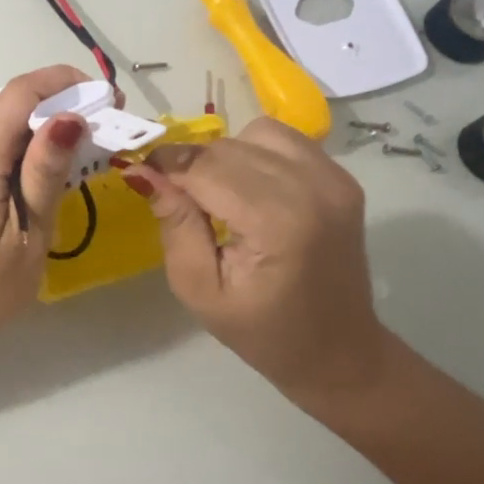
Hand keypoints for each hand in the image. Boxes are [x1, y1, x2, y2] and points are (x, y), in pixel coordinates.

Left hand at [0, 65, 96, 357]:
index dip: (65, 84)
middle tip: (110, 130)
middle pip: (14, 107)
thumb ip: (44, 174)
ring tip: (91, 155)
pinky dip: (29, 152)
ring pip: (7, 128)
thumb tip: (68, 118)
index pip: (19, 94)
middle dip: (64, 106)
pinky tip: (55, 176)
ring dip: (49, 131)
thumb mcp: (27, 236)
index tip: (108, 100)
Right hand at [123, 118, 391, 402]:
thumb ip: (175, 224)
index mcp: (278, 222)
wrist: (338, 349)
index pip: (206, 166)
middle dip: (193, 164)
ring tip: (218, 195)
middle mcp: (312, 188)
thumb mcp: (200, 289)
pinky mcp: (341, 177)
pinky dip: (256, 154)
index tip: (142, 176)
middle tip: (177, 199)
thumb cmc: (262, 332)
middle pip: (228, 147)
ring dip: (226, 155)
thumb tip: (143, 172)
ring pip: (255, 134)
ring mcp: (333, 178)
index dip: (167, 165)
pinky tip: (249, 191)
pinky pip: (284, 141)